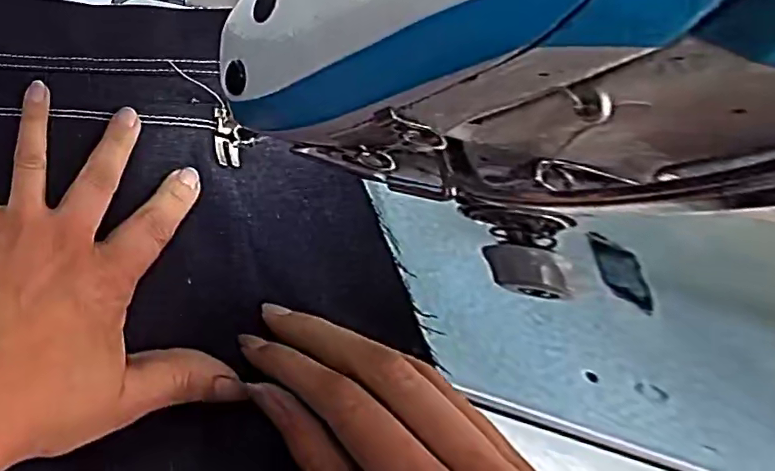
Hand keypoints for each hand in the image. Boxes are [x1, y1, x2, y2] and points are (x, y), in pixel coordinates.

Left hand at [0, 80, 244, 465]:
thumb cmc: (37, 396)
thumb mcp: (120, 396)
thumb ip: (175, 378)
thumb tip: (226, 380)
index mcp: (102, 276)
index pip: (151, 230)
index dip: (173, 201)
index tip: (187, 175)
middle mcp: (65, 238)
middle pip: (97, 179)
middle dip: (116, 144)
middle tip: (127, 115)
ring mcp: (21, 225)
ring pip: (33, 160)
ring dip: (37, 121)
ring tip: (40, 90)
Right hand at [241, 306, 534, 470]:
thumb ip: (322, 464)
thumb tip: (275, 400)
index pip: (349, 403)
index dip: (292, 367)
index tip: (256, 349)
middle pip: (385, 370)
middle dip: (316, 334)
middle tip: (271, 318)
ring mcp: (508, 464)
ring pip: (419, 368)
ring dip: (352, 339)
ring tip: (307, 326)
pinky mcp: (518, 460)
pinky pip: (449, 389)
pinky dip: (395, 363)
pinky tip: (365, 355)